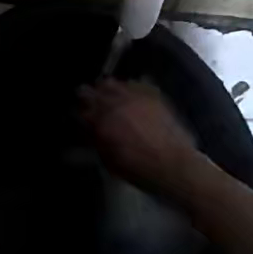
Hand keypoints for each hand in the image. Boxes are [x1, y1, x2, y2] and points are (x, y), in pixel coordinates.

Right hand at [78, 78, 205, 196]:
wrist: (174, 165)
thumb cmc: (138, 169)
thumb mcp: (109, 161)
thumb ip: (96, 141)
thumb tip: (90, 131)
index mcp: (100, 122)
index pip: (80, 111)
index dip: (78, 114)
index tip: (80, 117)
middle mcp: (114, 105)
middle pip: (91, 91)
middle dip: (87, 97)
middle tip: (87, 102)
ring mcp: (134, 97)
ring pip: (111, 83)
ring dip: (106, 89)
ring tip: (106, 94)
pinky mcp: (152, 95)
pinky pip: (135, 83)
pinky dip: (128, 87)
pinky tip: (129, 93)